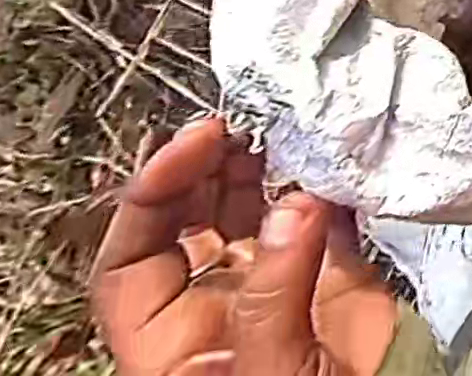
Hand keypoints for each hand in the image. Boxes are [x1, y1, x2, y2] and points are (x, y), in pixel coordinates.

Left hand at [90, 118, 398, 375]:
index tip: (196, 141)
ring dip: (263, 165)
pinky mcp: (336, 256)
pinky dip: (328, 176)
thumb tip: (296, 203)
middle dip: (207, 169)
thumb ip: (276, 290)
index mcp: (169, 332)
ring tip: (281, 124)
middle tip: (239, 120)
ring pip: (254, 206)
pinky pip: (324, 206)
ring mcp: (279, 270)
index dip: (154, 195)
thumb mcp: (269, 367)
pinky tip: (332, 151)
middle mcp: (216, 293)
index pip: (135, 255)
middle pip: (192, 221)